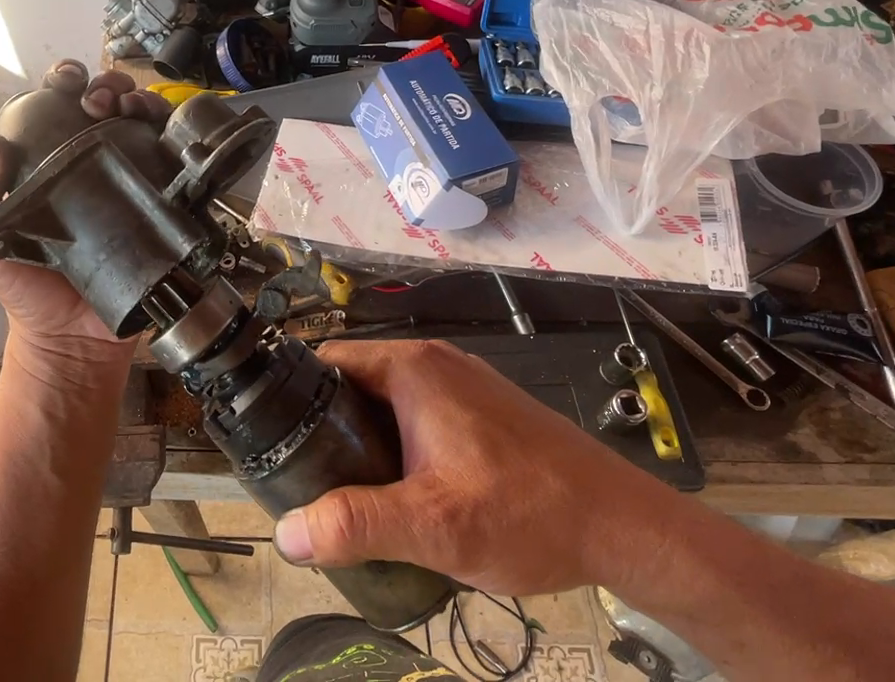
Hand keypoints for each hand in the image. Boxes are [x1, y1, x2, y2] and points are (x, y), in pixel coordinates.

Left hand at [0, 60, 172, 367]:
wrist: (74, 338)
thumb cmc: (24, 286)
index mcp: (46, 160)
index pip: (57, 105)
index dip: (64, 82)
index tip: (69, 82)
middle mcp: (90, 161)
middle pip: (105, 104)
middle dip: (106, 85)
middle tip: (101, 101)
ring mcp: (129, 181)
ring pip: (141, 123)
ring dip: (140, 101)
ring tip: (131, 108)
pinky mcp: (160, 203)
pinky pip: (174, 162)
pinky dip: (175, 136)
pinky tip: (167, 132)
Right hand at [272, 339, 684, 595]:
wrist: (625, 527)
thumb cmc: (529, 512)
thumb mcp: (433, 526)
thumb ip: (355, 525)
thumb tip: (286, 534)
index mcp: (413, 369)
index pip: (327, 360)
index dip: (291, 393)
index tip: (268, 435)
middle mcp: (435, 364)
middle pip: (354, 381)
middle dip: (324, 424)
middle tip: (301, 475)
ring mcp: (463, 385)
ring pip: (388, 401)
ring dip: (362, 437)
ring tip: (342, 489)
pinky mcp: (484, 411)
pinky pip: (419, 415)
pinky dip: (397, 443)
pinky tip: (400, 490)